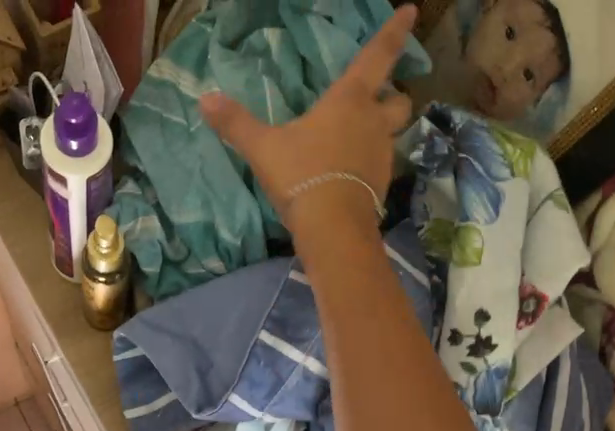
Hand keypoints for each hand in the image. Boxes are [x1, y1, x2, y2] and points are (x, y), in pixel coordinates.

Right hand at [200, 5, 416, 233]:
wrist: (331, 226)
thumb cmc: (301, 176)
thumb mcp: (263, 149)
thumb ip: (236, 124)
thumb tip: (204, 99)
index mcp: (349, 100)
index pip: (377, 56)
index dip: (394, 32)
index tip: (410, 11)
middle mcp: (373, 122)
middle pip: (398, 100)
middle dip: (392, 96)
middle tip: (378, 101)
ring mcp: (382, 155)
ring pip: (394, 134)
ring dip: (383, 132)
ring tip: (361, 141)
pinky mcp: (381, 185)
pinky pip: (382, 166)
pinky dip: (371, 165)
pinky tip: (353, 175)